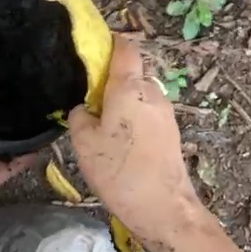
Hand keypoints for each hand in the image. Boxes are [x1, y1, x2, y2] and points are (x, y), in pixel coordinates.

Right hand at [69, 34, 206, 243]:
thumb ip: (79, 117)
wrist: (164, 209)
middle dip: (112, 79)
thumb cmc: (120, 171)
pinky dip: (133, 118)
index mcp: (130, 88)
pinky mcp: (171, 132)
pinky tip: (119, 141)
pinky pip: (147, 113)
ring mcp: (166, 113)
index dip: (110, 42)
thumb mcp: (84, 144)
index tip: (93, 46)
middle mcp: (152, 93)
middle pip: (132, 73)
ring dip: (123, 102)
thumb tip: (85, 109)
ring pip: (140, 95)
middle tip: (89, 97)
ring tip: (102, 124)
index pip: (125, 49)